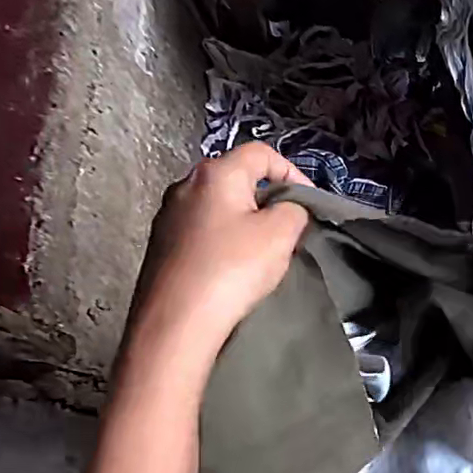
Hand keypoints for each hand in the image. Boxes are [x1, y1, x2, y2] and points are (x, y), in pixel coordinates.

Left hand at [121, 142, 310, 370]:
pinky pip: (205, 230)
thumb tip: (289, 208)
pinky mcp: (163, 244)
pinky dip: (227, 239)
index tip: (309, 203)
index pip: (261, 153)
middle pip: (239, 178)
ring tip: (265, 251)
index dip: (293, 172)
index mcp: (215, 174)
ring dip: (248, 221)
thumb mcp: (281, 233)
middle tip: (290, 229)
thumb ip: (295, 210)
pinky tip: (235, 268)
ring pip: (222, 206)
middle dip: (270, 199)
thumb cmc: (233, 267)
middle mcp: (186, 185)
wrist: (178, 318)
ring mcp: (169, 215)